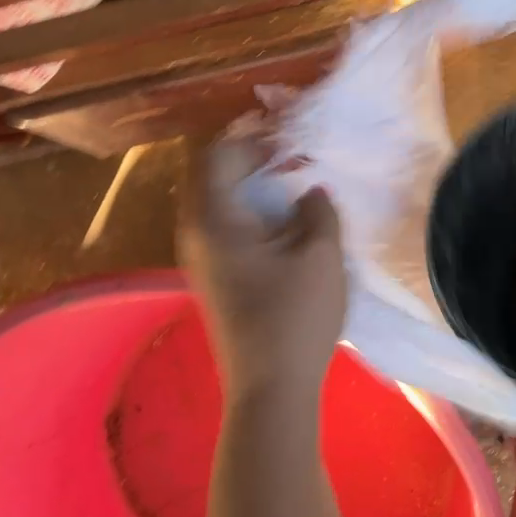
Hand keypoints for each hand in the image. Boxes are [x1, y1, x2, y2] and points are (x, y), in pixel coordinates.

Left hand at [178, 138, 347, 395]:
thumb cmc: (295, 314)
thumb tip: (308, 191)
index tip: (288, 131)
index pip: (217, 153)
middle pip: (210, 176)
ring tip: (289, 181)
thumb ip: (317, 210)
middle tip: (291, 151)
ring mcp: (199, 259)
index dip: (250, 134)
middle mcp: (195, 232)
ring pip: (216, 203)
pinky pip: (222, 227)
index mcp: (213, 217)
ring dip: (248, 186)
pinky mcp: (213, 280)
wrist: (270, 385)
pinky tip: (281, 222)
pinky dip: (248, 212)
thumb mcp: (320, 253)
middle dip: (248, 157)